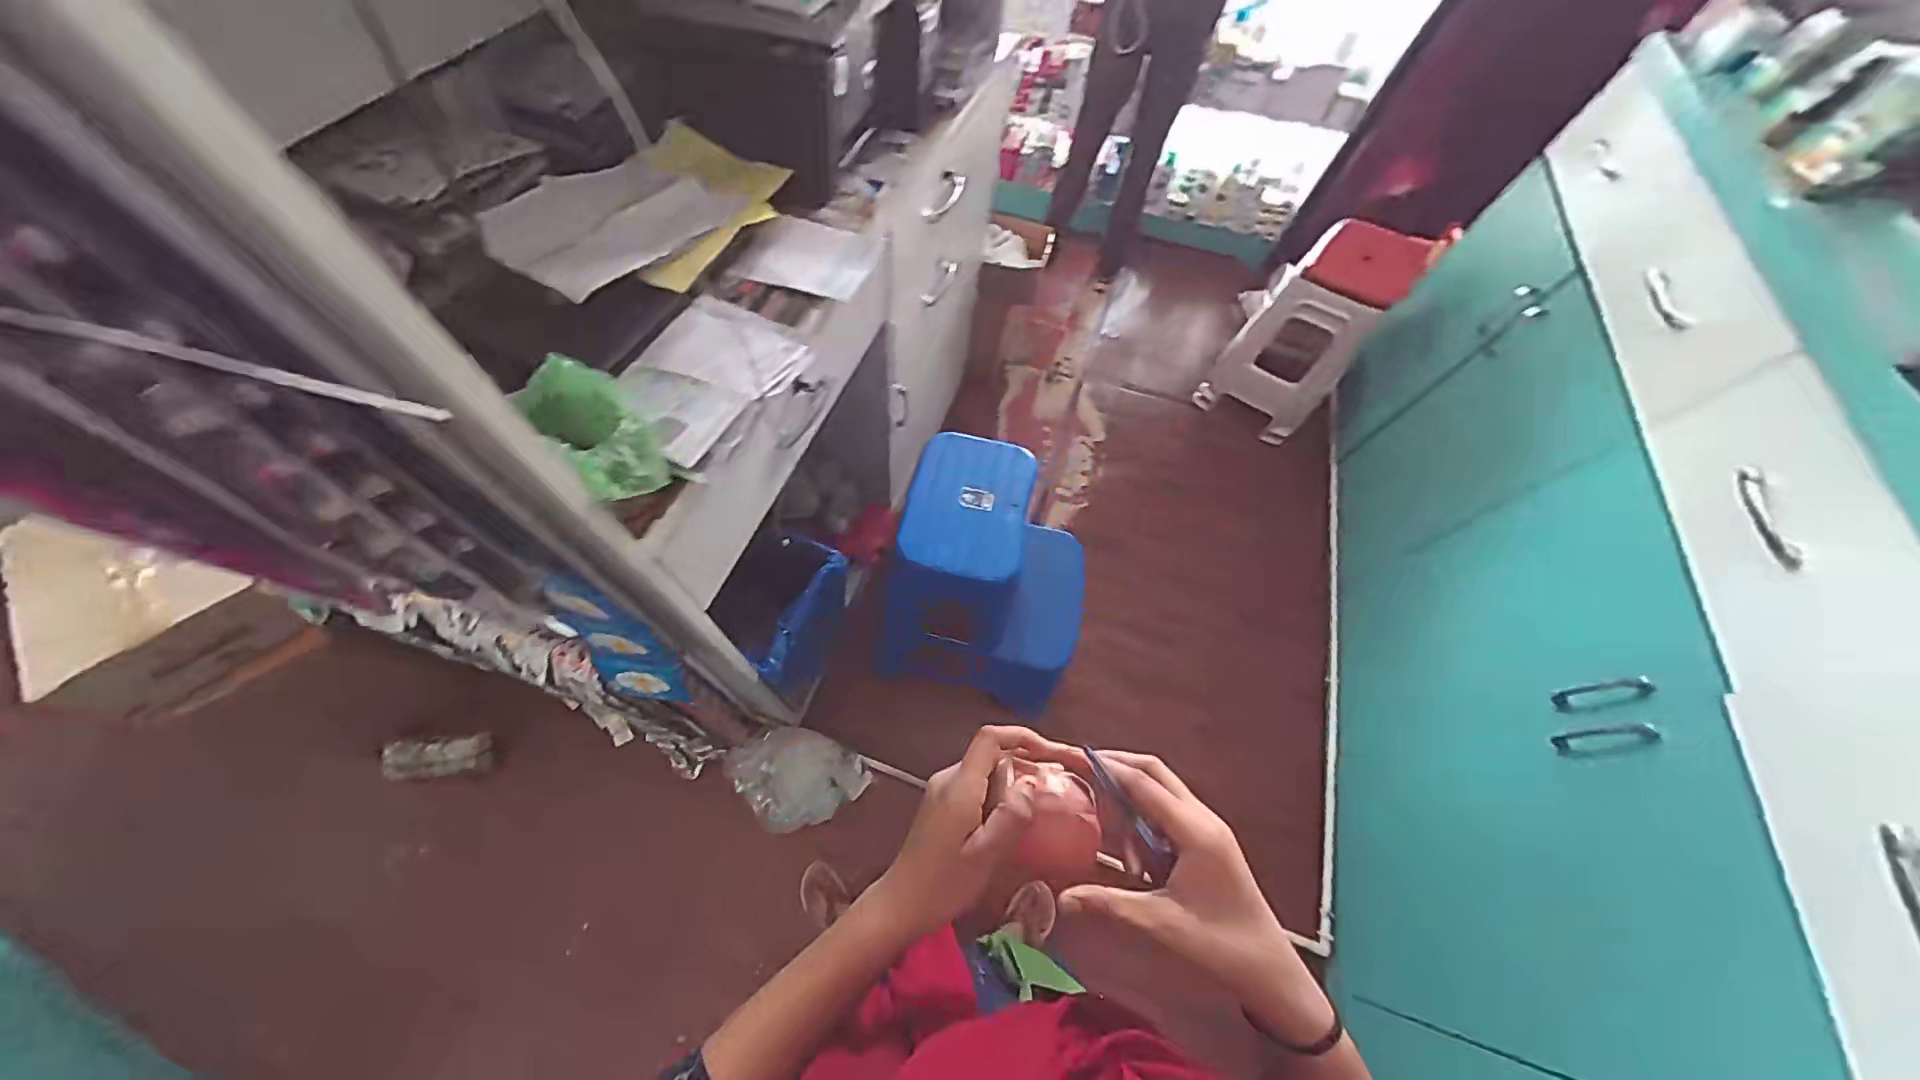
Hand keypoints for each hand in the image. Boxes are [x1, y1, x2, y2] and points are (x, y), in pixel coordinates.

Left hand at [860, 726, 1046, 939]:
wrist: (900, 905)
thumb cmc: (943, 884)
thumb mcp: (985, 855)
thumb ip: (1011, 816)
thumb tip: (1031, 783)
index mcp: (959, 785)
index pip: (990, 738)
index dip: (1022, 736)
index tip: (1050, 753)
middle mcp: (948, 779)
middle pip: (990, 753)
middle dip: (1024, 760)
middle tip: (1056, 781)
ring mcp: (942, 791)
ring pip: (985, 770)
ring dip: (1013, 778)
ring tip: (1042, 799)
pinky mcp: (942, 805)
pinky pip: (977, 786)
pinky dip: (999, 792)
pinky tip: (1014, 816)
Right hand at [1055, 751, 1290, 994]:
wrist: (1272, 973)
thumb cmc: (1221, 947)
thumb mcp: (1161, 924)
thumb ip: (1110, 904)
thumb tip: (1063, 897)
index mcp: (1195, 830)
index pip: (1142, 783)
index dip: (1105, 767)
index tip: (1072, 757)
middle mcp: (1202, 819)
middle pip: (1153, 772)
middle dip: (1114, 765)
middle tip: (1078, 768)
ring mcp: (1206, 828)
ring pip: (1160, 790)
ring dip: (1127, 794)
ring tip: (1096, 812)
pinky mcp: (1206, 843)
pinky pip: (1166, 812)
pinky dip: (1140, 815)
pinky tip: (1124, 842)